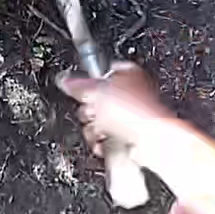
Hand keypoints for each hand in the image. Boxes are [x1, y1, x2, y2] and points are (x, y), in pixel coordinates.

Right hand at [57, 62, 175, 154]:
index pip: (99, 72)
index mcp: (127, 71)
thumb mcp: (96, 90)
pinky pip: (107, 137)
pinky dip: (102, 141)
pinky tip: (104, 141)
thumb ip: (77, 84)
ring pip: (100, 121)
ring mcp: (132, 115)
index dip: (87, 84)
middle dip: (90, 110)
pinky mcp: (131, 136)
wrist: (150, 142)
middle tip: (93, 113)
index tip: (84, 92)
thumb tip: (64, 80)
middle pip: (97, 99)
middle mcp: (132, 91)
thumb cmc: (133, 111)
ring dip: (94, 128)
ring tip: (100, 130)